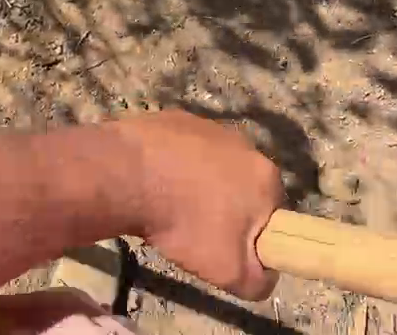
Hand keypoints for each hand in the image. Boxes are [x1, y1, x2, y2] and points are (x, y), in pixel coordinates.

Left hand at [109, 111, 286, 300]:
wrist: (125, 175)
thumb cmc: (185, 223)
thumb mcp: (232, 275)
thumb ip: (262, 279)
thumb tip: (264, 270)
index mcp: (265, 175)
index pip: (271, 211)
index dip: (252, 232)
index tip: (227, 243)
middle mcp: (240, 141)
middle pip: (240, 183)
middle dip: (224, 204)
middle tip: (198, 225)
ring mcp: (203, 123)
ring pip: (209, 163)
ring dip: (197, 181)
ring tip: (171, 201)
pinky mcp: (171, 116)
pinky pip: (180, 147)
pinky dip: (172, 161)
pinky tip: (155, 178)